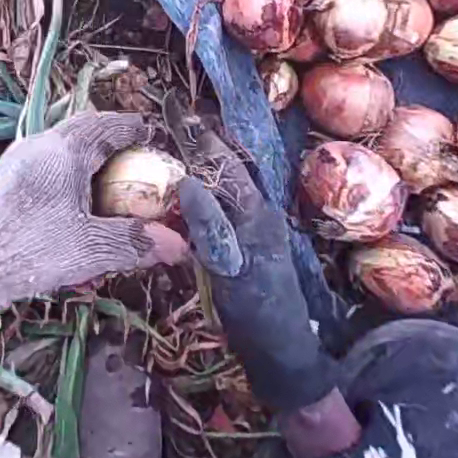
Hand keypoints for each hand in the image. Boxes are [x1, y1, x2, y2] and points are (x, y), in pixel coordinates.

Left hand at [0, 112, 187, 343]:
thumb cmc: (34, 248)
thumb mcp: (92, 247)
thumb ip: (136, 241)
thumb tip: (179, 246)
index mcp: (65, 150)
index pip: (108, 126)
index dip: (132, 129)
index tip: (149, 135)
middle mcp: (40, 145)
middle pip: (83, 130)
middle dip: (110, 140)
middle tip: (131, 158)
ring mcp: (18, 159)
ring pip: (61, 145)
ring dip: (85, 156)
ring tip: (103, 181)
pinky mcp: (6, 178)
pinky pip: (44, 163)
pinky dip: (65, 172)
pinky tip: (69, 202)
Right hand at [174, 129, 336, 415]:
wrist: (284, 351)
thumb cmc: (254, 313)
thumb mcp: (228, 271)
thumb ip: (210, 226)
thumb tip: (188, 181)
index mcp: (254, 213)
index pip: (221, 161)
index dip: (196, 134)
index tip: (173, 106)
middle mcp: (259, 210)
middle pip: (229, 162)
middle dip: (203, 136)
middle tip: (176, 114)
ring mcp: (258, 224)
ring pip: (232, 177)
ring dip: (209, 154)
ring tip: (185, 135)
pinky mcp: (253, 238)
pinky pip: (230, 197)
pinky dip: (212, 179)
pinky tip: (196, 182)